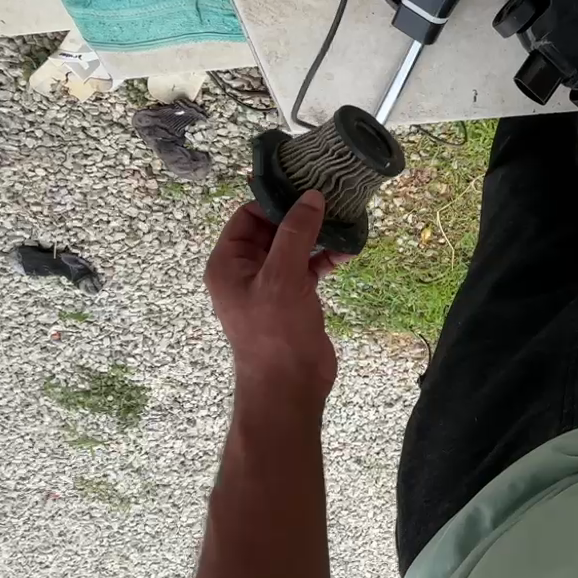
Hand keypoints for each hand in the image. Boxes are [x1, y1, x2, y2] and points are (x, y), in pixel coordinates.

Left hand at [205, 193, 349, 414]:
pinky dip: (326, 259)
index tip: (309, 190)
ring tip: (346, 225)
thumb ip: (296, 234)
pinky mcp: (294, 298)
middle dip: (303, 217)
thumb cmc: (275, 332)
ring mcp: (271, 285)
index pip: (247, 217)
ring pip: (295, 248)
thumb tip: (312, 197)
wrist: (289, 387)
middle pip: (273, 230)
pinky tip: (348, 254)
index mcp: (228, 264)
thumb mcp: (283, 277)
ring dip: (319, 237)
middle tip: (334, 201)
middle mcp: (246, 271)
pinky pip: (309, 268)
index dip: (276, 202)